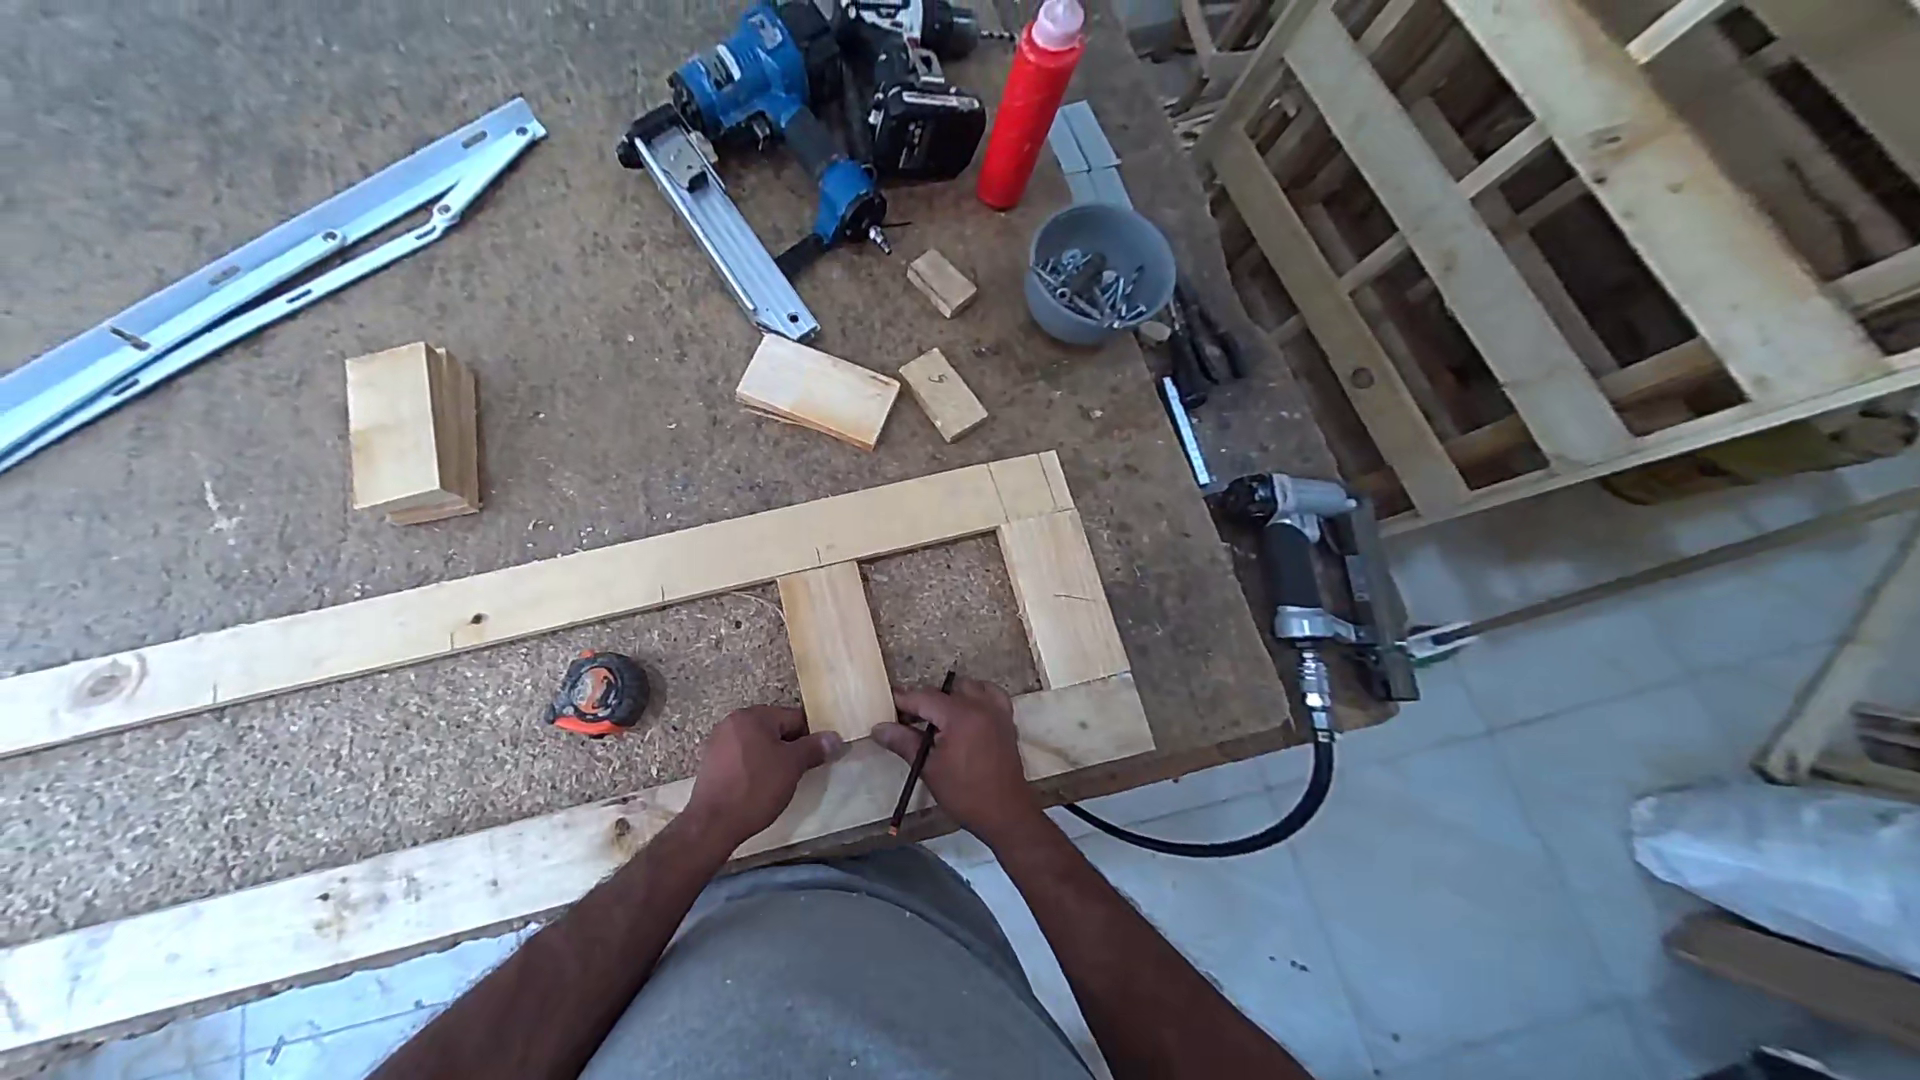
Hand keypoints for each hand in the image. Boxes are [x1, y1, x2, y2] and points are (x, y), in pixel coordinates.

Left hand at [681, 706, 843, 852]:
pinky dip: (755, 766)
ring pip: (759, 743)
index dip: (811, 736)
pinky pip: (743, 757)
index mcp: (753, 716)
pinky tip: (760, 785)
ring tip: (781, 780)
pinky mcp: (711, 763)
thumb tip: (834, 738)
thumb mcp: (793, 766)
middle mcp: (733, 722)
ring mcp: (718, 742)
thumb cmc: (756, 788)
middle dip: (791, 747)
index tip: (818, 756)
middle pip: (775, 728)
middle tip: (802, 770)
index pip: (794, 717)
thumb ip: (815, 747)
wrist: (712, 825)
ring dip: (773, 757)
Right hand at [871, 677, 1042, 846]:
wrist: (1006, 813)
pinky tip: (966, 712)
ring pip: (967, 688)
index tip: (886, 706)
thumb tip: (879, 727)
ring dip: (949, 698)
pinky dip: (976, 696)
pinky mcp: (1007, 719)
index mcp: (960, 715)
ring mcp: (997, 710)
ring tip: (935, 719)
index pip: (924, 698)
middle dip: (924, 702)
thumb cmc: (964, 794)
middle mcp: (980, 705)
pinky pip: (990, 694)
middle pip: (944, 692)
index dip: (903, 701)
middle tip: (906, 720)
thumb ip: (904, 742)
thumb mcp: (929, 769)